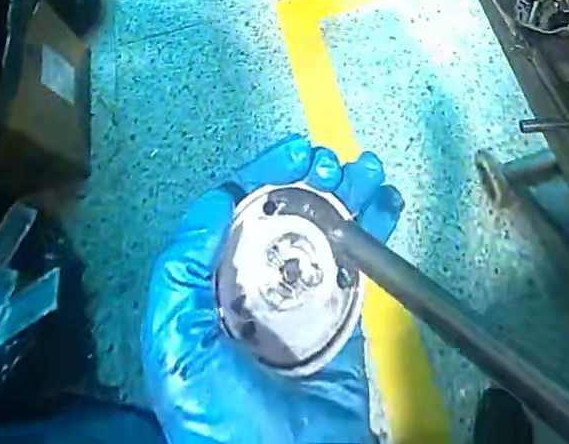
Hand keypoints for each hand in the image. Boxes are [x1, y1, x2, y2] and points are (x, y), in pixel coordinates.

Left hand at [143, 136, 403, 443]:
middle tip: (334, 166)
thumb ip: (182, 273)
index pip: (241, 208)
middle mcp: (261, 277)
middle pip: (290, 208)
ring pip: (329, 222)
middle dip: (314, 176)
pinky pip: (361, 253)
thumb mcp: (180, 349)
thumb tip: (219, 199)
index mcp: (219, 281)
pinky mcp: (344, 309)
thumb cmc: (225, 419)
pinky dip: (377, 220)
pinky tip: (388, 201)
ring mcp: (305, 291)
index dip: (267, 171)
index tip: (296, 151)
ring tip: (368, 171)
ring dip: (351, 188)